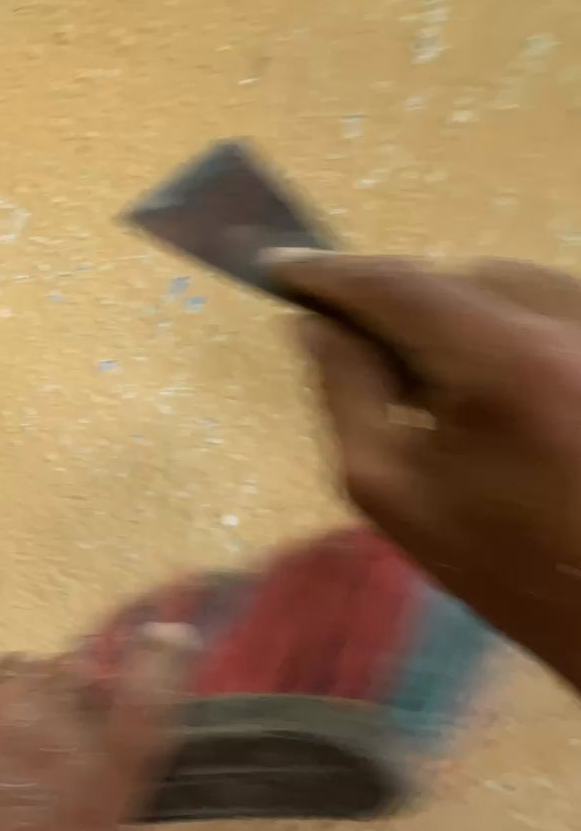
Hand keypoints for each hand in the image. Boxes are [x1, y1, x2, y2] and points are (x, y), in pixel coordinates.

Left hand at [0, 624, 195, 830]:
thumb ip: (101, 799)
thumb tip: (93, 777)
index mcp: (100, 771)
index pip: (148, 702)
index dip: (161, 664)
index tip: (171, 634)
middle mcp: (50, 720)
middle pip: (64, 673)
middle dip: (57, 692)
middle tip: (35, 735)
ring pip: (6, 673)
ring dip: (6, 697)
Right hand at [270, 250, 580, 686]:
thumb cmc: (501, 564)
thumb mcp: (381, 482)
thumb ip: (341, 388)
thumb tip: (312, 323)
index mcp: (507, 365)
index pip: (396, 284)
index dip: (327, 272)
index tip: (277, 267)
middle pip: (465, 275)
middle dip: (400, 297)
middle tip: (355, 341)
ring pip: (523, 287)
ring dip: (460, 313)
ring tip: (435, 377)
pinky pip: (565, 315)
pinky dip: (514, 330)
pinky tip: (497, 389)